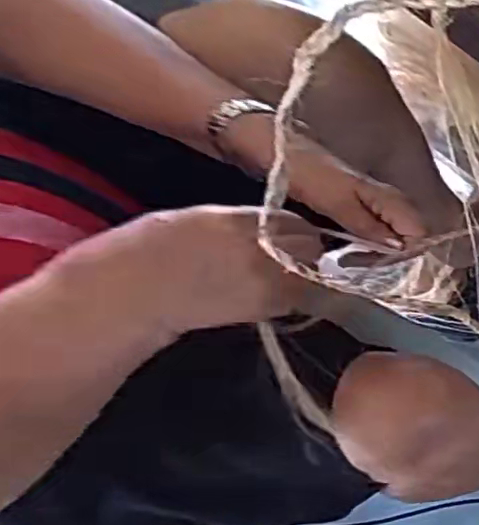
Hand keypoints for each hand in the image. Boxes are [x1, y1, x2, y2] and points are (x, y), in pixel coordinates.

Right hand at [78, 205, 322, 335]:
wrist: (120, 298)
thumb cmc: (137, 254)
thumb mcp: (186, 221)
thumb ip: (236, 223)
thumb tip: (268, 228)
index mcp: (234, 221)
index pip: (294, 221)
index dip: (294, 230)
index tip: (289, 237)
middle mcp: (259, 246)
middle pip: (311, 245)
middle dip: (307, 250)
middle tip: (290, 258)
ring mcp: (270, 276)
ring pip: (312, 272)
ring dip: (304, 274)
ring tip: (279, 277)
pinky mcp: (271, 303)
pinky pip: (299, 296)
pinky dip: (293, 295)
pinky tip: (269, 294)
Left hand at [222, 115, 428, 247]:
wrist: (265, 144)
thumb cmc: (299, 170)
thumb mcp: (332, 200)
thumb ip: (367, 224)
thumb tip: (400, 248)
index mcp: (390, 199)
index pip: (420, 233)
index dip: (406, 252)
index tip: (379, 264)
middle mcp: (389, 204)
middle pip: (408, 238)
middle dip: (392, 255)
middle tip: (359, 266)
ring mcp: (373, 207)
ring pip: (391, 238)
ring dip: (375, 253)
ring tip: (348, 262)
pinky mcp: (357, 211)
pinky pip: (372, 235)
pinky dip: (361, 246)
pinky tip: (342, 252)